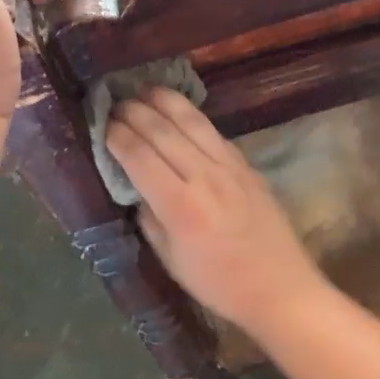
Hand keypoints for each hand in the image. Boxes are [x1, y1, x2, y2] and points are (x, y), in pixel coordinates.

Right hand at [105, 89, 326, 329]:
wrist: (279, 287)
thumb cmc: (219, 283)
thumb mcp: (171, 259)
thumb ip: (150, 218)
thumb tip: (135, 188)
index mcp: (180, 205)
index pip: (139, 156)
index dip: (116, 136)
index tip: (100, 126)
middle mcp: (205, 176)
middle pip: (162, 131)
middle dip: (134, 112)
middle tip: (114, 102)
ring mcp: (231, 167)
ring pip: (192, 122)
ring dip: (164, 102)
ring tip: (143, 90)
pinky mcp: (248, 166)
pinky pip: (214, 133)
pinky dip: (192, 118)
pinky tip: (180, 112)